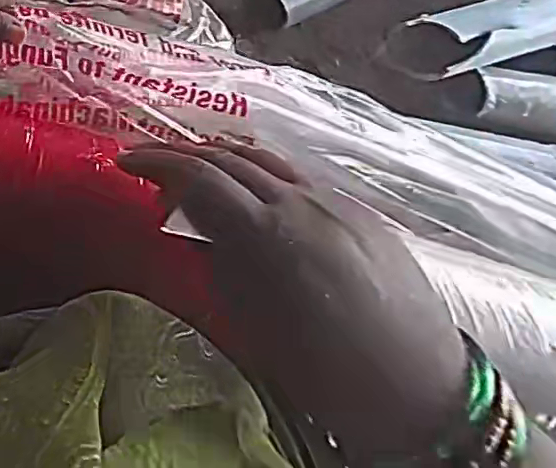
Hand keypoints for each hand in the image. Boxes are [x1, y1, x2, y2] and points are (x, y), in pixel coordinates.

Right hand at [119, 141, 468, 460]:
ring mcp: (335, 200)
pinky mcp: (359, 208)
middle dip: (180, 154)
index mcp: (272, 233)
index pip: (199, 175)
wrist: (429, 400)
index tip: (126, 162)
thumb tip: (187, 217)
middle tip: (150, 164)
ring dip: (219, 154)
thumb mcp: (255, 322)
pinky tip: (248, 182)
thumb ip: (217, 257)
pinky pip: (295, 173)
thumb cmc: (331, 377)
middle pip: (227, 158)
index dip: (156, 163)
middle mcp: (303, 202)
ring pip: (263, 156)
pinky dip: (258, 168)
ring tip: (192, 164)